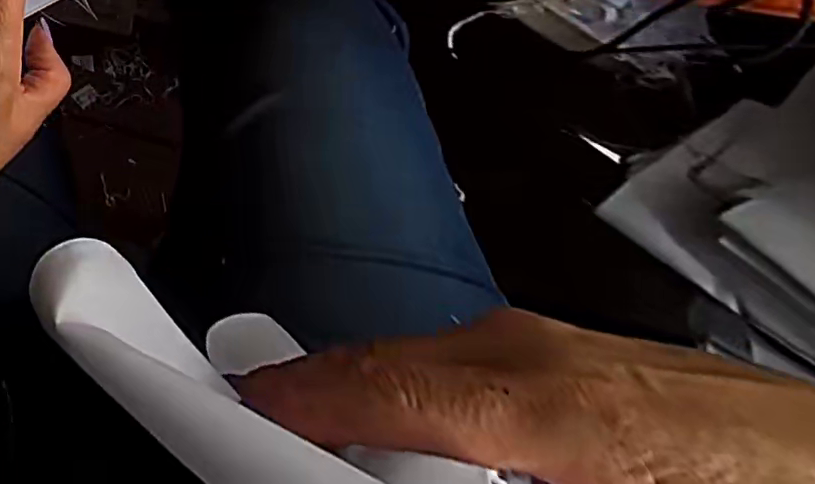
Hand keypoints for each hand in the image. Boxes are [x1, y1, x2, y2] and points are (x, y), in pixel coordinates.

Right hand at [235, 309, 814, 483]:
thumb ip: (488, 474)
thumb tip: (417, 462)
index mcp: (545, 404)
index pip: (384, 386)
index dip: (306, 396)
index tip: (250, 408)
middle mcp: (530, 353)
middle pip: (387, 366)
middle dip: (323, 396)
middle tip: (276, 426)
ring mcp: (547, 344)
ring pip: (419, 363)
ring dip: (372, 401)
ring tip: (337, 435)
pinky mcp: (564, 354)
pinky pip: (459, 369)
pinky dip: (419, 399)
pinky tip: (428, 439)